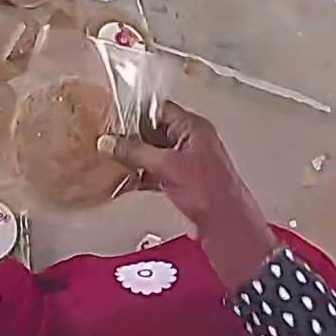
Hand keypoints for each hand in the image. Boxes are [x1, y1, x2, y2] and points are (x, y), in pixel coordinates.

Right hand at [100, 102, 277, 289]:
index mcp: (194, 128)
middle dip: (131, 138)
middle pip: (155, 131)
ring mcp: (188, 162)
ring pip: (154, 153)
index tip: (114, 117)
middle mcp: (192, 141)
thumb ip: (135, 151)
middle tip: (109, 140)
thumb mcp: (166, 166)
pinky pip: (156, 172)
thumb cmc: (210, 192)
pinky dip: (141, 176)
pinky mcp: (184, 181)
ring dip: (135, 159)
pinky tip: (124, 182)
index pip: (160, 109)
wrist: (226, 226)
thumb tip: (112, 142)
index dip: (136, 112)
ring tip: (112, 160)